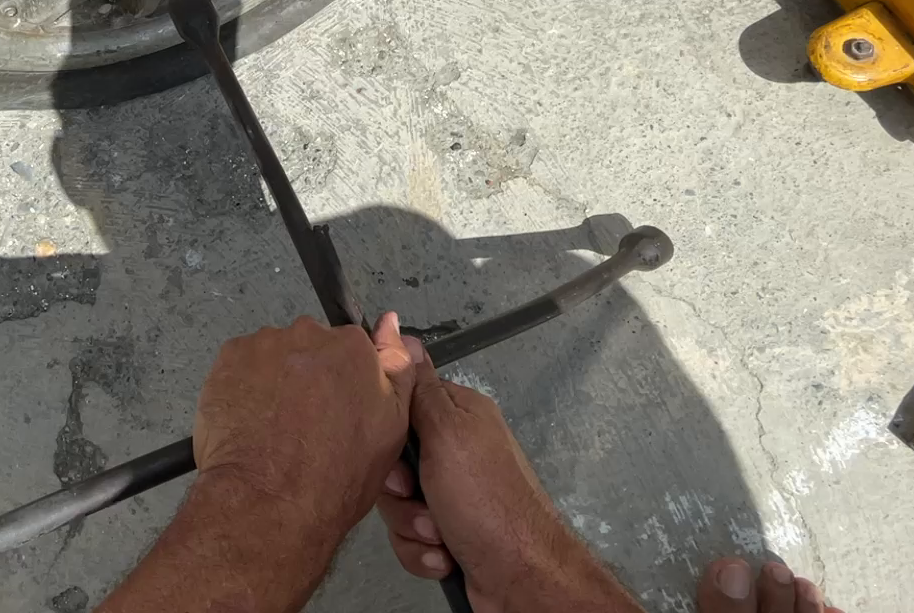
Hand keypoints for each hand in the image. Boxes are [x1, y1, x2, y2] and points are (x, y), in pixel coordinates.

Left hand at [193, 311, 418, 546]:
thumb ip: (396, 370)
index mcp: (352, 347)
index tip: (337, 408)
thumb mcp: (390, 428)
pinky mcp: (230, 355)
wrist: (270, 499)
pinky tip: (249, 419)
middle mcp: (308, 333)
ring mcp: (265, 342)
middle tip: (305, 421)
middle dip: (309, 375)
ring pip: (274, 355)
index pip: (351, 350)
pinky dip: (244, 384)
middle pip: (310, 347)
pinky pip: (241, 362)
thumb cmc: (336, 474)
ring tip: (274, 426)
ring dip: (275, 378)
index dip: (344, 381)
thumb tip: (391, 325)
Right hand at [376, 350, 640, 612]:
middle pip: (393, 457)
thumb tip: (396, 328)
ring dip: (410, 523)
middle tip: (418, 496)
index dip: (389, 431)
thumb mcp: (446, 431)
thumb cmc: (485, 498)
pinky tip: (443, 555)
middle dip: (399, 489)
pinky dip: (421, 549)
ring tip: (438, 535)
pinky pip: (409, 534)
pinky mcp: (447, 533)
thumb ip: (417, 386)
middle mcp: (454, 449)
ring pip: (396, 500)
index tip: (397, 455)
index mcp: (458, 414)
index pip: (400, 404)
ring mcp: (451, 494)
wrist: (524, 585)